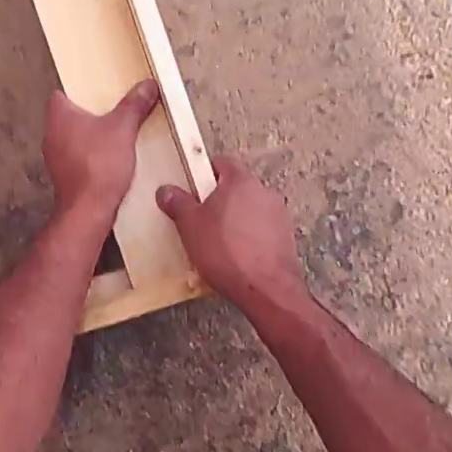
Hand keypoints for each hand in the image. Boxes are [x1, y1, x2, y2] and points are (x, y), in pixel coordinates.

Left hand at [43, 80, 160, 225]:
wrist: (88, 210)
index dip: (77, 93)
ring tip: (114, 136)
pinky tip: (109, 162)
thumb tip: (147, 85)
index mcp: (58, 117)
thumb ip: (134, 105)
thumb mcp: (123, 129)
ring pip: (72, 140)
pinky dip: (90, 158)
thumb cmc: (99, 164)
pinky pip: (76, 160)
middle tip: (111, 112)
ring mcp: (54, 160)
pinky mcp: (63, 179)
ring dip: (90, 139)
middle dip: (88, 115)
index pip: (60, 96)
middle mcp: (50, 136)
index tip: (97, 93)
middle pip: (68, 118)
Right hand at [157, 158, 308, 309]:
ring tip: (214, 242)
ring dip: (233, 219)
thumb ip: (177, 203)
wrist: (264, 289)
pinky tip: (233, 256)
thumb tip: (167, 191)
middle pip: (236, 187)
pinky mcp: (285, 238)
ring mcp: (278, 215)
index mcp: (240, 181)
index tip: (191, 187)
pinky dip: (247, 237)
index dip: (204, 172)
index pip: (222, 162)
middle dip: (217, 199)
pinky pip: (260, 230)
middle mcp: (264, 192)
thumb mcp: (189, 225)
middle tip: (197, 217)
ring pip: (249, 209)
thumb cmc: (226, 252)